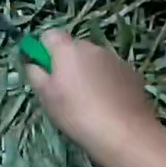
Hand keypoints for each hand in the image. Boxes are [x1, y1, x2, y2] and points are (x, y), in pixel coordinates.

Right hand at [25, 30, 160, 158]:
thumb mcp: (46, 96)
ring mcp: (115, 59)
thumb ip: (35, 74)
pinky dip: (105, 81)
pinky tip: (106, 103)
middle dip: (67, 62)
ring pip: (93, 60)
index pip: (50, 35)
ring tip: (88, 100)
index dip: (44, 50)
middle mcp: (92, 48)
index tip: (45, 70)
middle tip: (64, 90)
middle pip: (73, 47)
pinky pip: (110, 71)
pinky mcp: (132, 73)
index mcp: (68, 50)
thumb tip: (33, 64)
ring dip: (87, 72)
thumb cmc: (77, 113)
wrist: (125, 132)